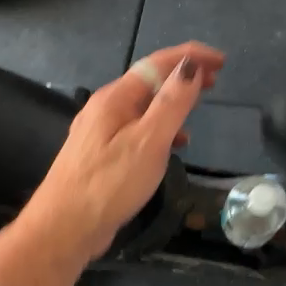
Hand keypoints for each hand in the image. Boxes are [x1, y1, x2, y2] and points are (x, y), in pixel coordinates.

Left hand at [19, 42, 224, 263]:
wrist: (64, 229)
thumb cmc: (109, 184)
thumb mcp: (149, 141)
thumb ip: (172, 102)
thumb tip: (191, 67)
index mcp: (116, 98)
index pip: (158, 63)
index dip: (191, 56)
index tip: (221, 60)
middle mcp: (105, 108)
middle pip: (149, 81)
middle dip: (183, 75)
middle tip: (216, 79)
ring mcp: (101, 132)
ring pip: (144, 105)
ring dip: (173, 101)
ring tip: (199, 107)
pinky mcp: (102, 155)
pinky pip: (138, 128)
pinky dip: (161, 127)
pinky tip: (174, 144)